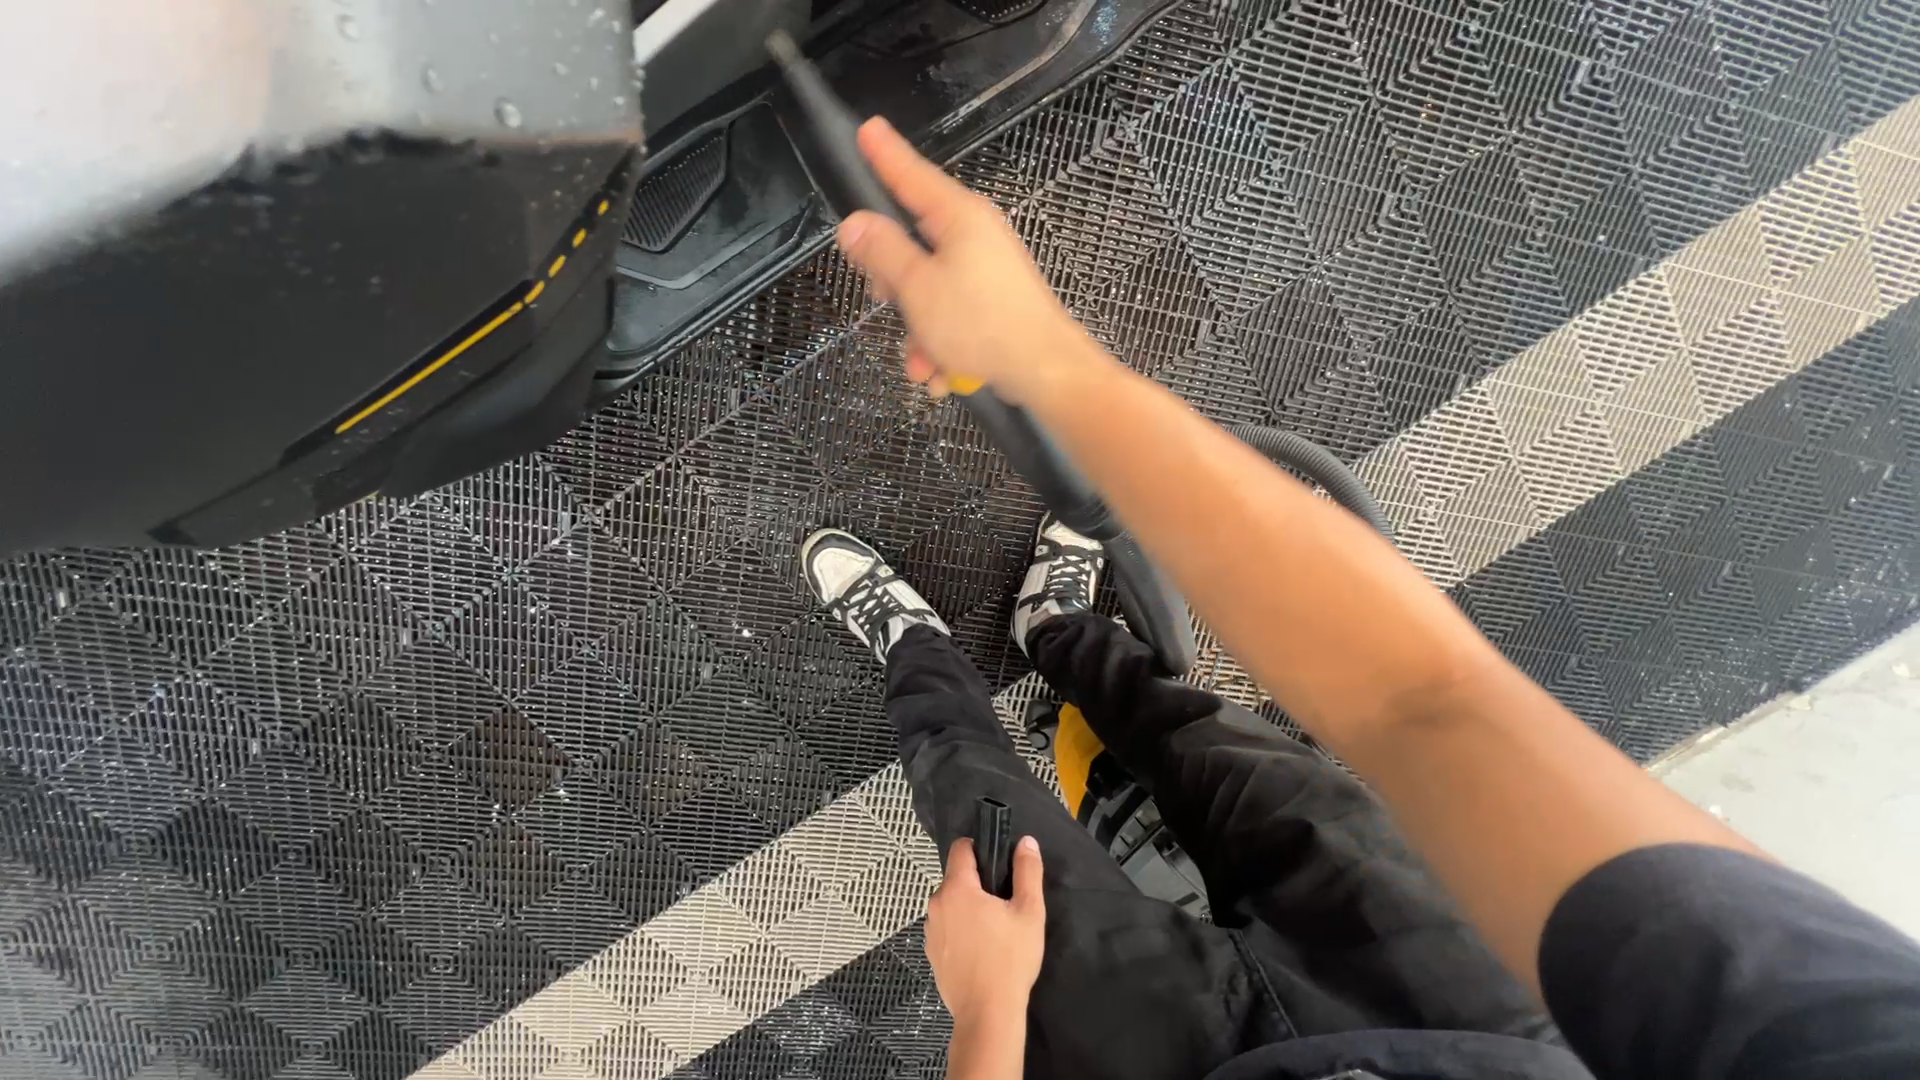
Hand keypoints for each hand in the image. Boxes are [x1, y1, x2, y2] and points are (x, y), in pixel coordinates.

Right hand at [835, 118, 1108, 404]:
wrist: (1044, 371)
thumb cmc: (983, 325)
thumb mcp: (918, 288)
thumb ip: (883, 253)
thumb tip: (854, 224)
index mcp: (959, 218)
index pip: (912, 175)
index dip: (885, 156)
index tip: (867, 129)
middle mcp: (975, 237)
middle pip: (913, 244)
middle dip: (894, 284)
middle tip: (885, 301)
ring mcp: (986, 273)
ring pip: (929, 292)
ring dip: (917, 332)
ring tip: (922, 363)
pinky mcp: (993, 305)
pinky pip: (952, 319)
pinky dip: (941, 347)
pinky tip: (940, 375)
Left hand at [925, 835, 1046, 1029]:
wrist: (987, 1014)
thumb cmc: (1010, 960)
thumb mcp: (1029, 912)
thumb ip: (1028, 872)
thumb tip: (1026, 842)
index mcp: (957, 888)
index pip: (960, 848)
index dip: (979, 848)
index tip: (997, 863)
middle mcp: (937, 904)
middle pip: (955, 877)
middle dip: (977, 882)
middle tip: (1003, 902)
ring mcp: (931, 930)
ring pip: (950, 903)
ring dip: (967, 906)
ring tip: (994, 927)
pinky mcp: (932, 953)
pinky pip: (946, 927)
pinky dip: (960, 929)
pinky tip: (980, 948)